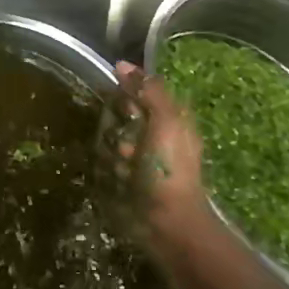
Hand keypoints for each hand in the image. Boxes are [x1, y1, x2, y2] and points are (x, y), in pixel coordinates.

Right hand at [111, 61, 207, 237]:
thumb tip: (122, 64)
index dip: (129, 94)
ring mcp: (147, 158)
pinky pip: (113, 164)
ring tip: (125, 168)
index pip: (144, 90)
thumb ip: (148, 90)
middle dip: (120, 128)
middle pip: (126, 115)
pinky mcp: (134, 180)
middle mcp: (162, 134)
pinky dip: (114, 171)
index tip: (119, 101)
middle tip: (127, 145)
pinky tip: (121, 181)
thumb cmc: (169, 168)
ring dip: (116, 152)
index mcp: (175, 116)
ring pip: (117, 140)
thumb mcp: (165, 120)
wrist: (169, 224)